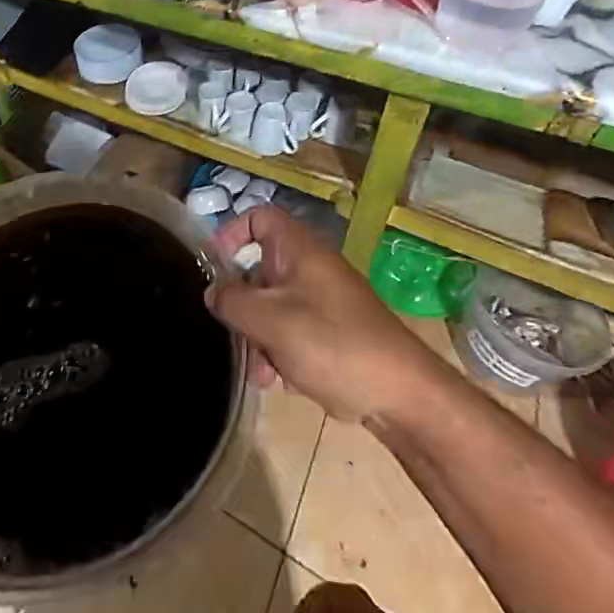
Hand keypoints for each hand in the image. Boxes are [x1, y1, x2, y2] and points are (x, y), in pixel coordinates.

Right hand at [209, 207, 433, 420]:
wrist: (400, 394)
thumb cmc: (332, 344)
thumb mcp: (269, 320)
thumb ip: (231, 300)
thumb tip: (212, 291)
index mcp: (298, 250)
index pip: (258, 218)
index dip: (231, 233)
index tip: (212, 266)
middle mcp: (309, 269)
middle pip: (257, 270)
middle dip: (240, 305)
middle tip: (233, 332)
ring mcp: (320, 302)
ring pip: (269, 308)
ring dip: (257, 338)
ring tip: (261, 372)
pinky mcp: (328, 333)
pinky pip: (289, 333)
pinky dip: (278, 353)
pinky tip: (279, 382)